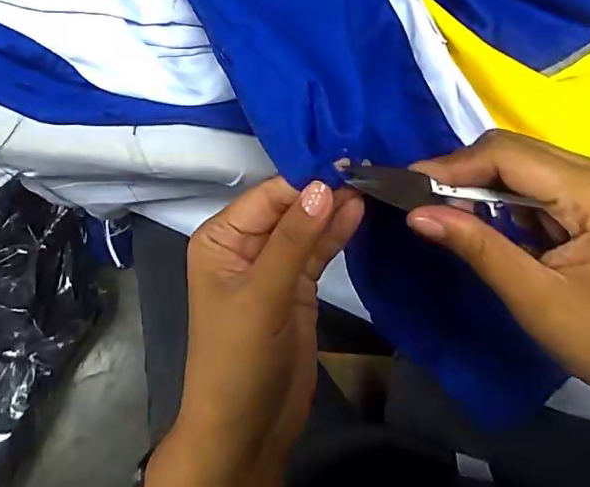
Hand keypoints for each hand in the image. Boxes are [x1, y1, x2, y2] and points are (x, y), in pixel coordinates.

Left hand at [145, 178, 363, 486]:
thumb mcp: (263, 294)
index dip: (303, 180)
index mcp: (221, 236)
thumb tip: (322, 185)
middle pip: (287, 209)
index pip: (267, 197)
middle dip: (321, 191)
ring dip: (333, 211)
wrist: (246, 431)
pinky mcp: (295, 288)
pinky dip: (335, 235)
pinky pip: (316, 252)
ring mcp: (272, 266)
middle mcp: (244, 244)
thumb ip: (294, 239)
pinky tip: (357, 213)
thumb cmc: (239, 357)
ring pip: (305, 229)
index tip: (343, 159)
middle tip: (364, 168)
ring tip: (368, 186)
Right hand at [405, 130, 589, 422]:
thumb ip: (478, 249)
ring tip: (449, 209)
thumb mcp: (540, 303)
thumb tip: (418, 213)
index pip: (510, 155)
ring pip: (526, 162)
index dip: (455, 165)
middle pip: (516, 151)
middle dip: (465, 171)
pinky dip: (508, 196)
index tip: (411, 185)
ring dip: (485, 183)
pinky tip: (492, 220)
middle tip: (425, 198)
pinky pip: (542, 180)